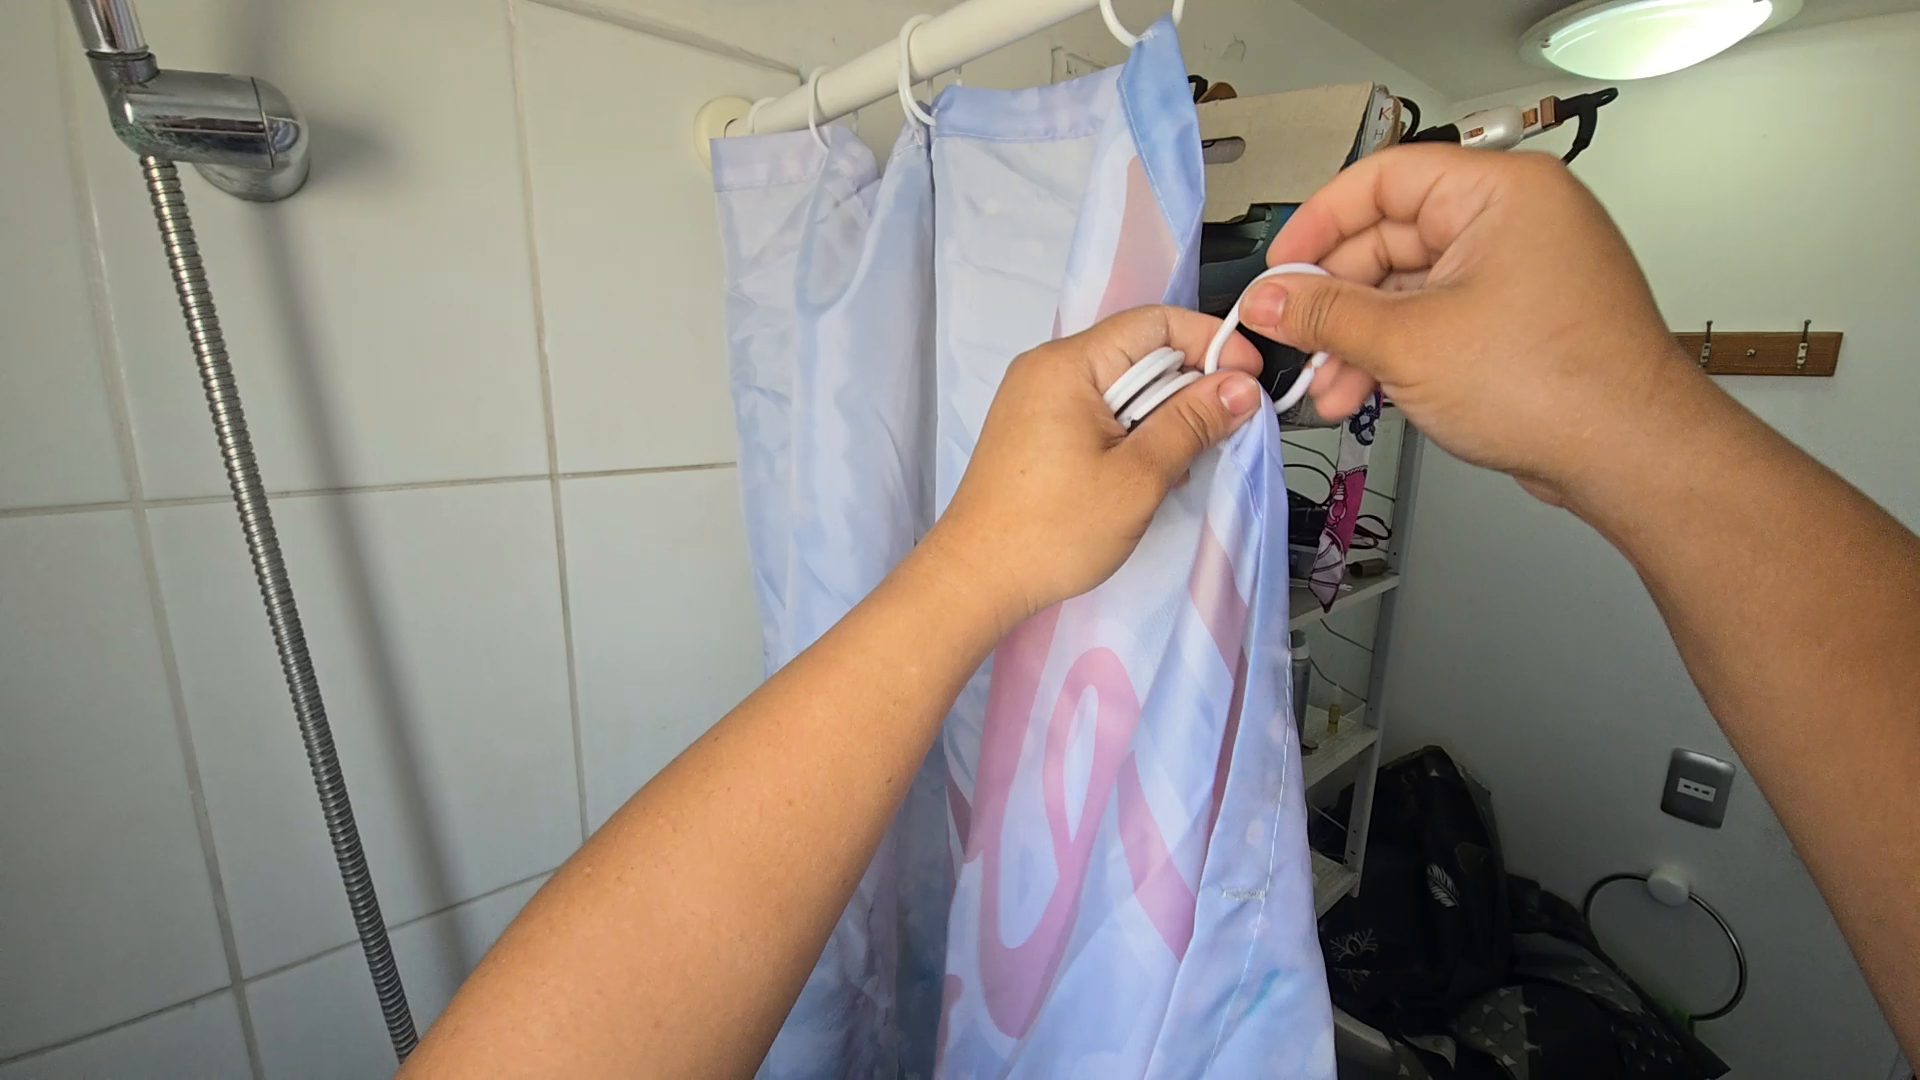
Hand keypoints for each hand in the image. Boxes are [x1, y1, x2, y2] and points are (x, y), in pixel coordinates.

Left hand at [922, 305, 1264, 627]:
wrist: (975, 578)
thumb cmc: (1054, 530)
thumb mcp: (1138, 477)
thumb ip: (1193, 422)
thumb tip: (1241, 386)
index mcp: (1069, 364)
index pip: (1156, 322)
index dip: (1211, 343)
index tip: (1250, 382)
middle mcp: (1046, 369)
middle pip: (1137, 353)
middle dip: (1187, 387)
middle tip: (1219, 434)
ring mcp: (1034, 400)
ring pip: (1119, 388)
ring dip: (1159, 418)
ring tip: (1179, 465)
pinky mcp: (1031, 431)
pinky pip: (1094, 413)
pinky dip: (1127, 434)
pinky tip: (1142, 474)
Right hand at [1236, 144, 1701, 506]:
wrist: (1622, 453)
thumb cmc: (1553, 384)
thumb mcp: (1406, 342)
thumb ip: (1324, 315)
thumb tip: (1266, 298)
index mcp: (1496, 195)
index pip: (1382, 180)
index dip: (1318, 222)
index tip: (1277, 267)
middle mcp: (1502, 223)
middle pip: (1380, 242)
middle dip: (1328, 303)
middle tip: (1288, 338)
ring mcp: (1500, 273)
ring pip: (1393, 292)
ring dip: (1348, 342)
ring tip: (1323, 388)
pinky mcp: (1497, 319)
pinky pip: (1417, 322)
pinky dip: (1380, 356)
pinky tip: (1354, 393)